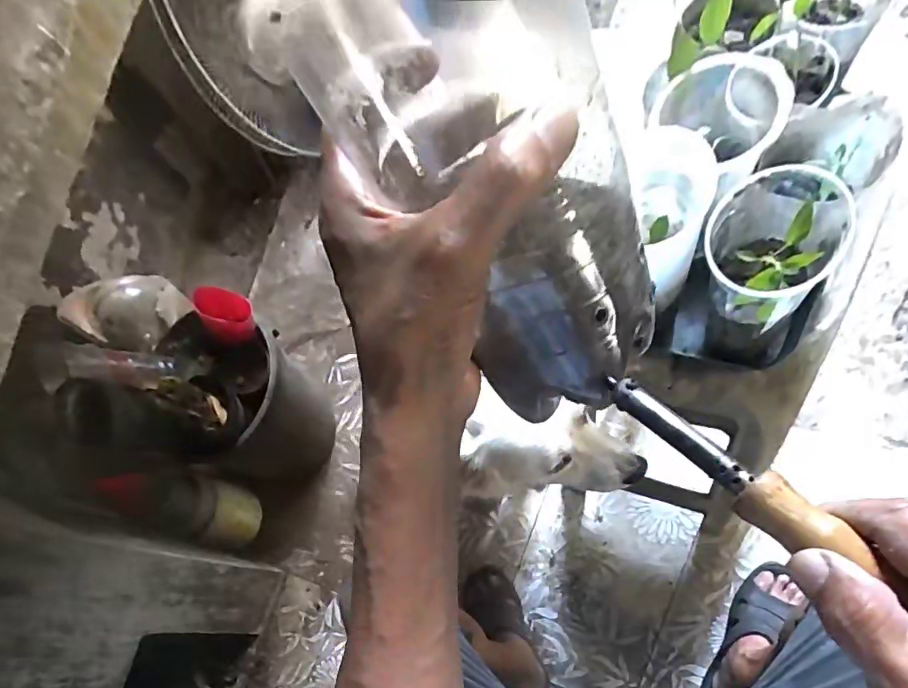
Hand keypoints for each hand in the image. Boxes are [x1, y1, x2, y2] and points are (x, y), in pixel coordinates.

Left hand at [318, 108, 578, 438]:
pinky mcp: (429, 281)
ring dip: (467, 166)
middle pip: (400, 150)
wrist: (423, 407)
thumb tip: (559, 115)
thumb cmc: (418, 329)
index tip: (435, 61)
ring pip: (431, 190)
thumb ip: (502, 182)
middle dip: (443, 122)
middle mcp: (367, 224)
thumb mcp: (455, 245)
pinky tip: (515, 194)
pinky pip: (453, 226)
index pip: (356, 118)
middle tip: (493, 95)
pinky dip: (480, 207)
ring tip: (512, 133)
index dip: (390, 84)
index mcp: (348, 204)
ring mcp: (398, 254)